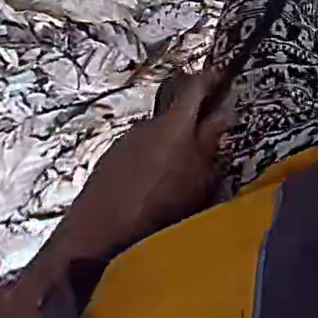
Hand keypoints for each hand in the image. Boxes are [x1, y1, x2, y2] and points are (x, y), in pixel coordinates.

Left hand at [52, 71, 230, 263]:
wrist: (95, 238)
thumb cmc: (160, 204)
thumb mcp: (200, 176)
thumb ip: (211, 140)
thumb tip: (223, 113)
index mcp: (175, 121)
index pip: (195, 85)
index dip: (210, 78)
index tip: (220, 79)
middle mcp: (147, 123)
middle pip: (174, 114)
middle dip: (189, 124)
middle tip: (203, 146)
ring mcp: (123, 142)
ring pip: (154, 136)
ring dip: (166, 146)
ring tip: (174, 176)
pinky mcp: (106, 163)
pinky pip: (135, 153)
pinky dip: (146, 162)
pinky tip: (148, 189)